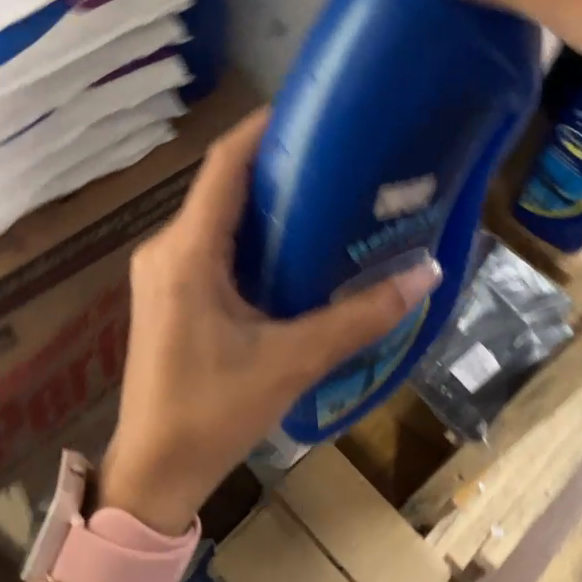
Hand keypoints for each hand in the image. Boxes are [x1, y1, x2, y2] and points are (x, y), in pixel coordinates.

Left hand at [97, 112, 441, 533]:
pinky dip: (253, 238)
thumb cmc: (213, 413)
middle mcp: (167, 249)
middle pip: (224, 187)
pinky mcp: (170, 295)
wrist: (155, 471)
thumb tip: (426, 275)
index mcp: (187, 252)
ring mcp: (164, 273)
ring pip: (218, 219)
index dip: (264, 128)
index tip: (313, 109)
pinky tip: (296, 248)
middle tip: (341, 158)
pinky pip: (213, 248)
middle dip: (279, 168)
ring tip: (330, 195)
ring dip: (268, 205)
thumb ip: (359, 317)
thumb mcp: (292, 361)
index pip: (224, 165)